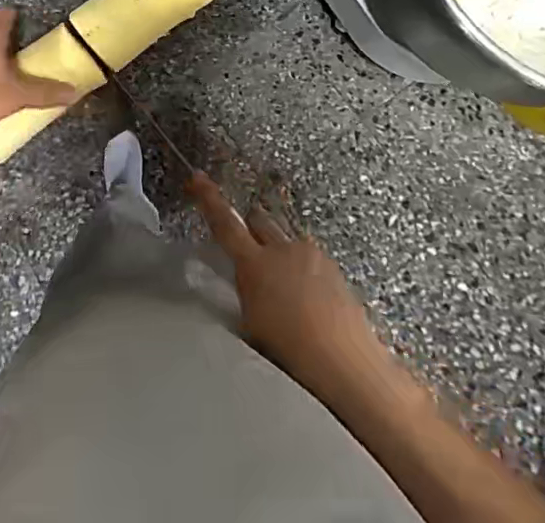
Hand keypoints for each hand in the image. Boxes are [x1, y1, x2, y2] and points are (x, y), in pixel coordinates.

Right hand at [187, 172, 394, 402]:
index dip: (208, 199)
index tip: (197, 179)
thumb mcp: (249, 324)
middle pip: (258, 219)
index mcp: (255, 264)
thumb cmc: (289, 353)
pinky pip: (308, 257)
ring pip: (285, 238)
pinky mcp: (334, 268)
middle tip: (245, 251)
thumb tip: (243, 280)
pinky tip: (305, 300)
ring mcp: (312, 255)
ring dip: (277, 251)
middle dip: (249, 227)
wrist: (346, 366)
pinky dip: (300, 268)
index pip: (224, 223)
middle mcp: (284, 250)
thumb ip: (243, 291)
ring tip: (280, 288)